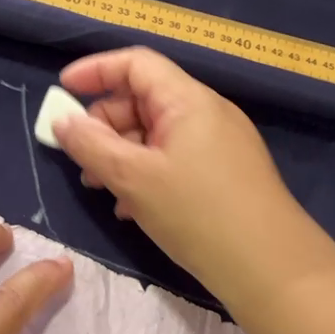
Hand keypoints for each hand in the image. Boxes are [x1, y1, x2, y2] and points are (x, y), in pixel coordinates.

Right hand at [50, 48, 334, 308]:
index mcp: (188, 100)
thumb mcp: (133, 178)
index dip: (95, 70)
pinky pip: (174, 157)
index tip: (62, 90)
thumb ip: (91, 145)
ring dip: (120, 154)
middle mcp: (206, 112)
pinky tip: (130, 208)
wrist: (272, 270)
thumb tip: (62, 120)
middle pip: (143, 98)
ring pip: (156, 133)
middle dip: (104, 124)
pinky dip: (145, 172)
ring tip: (100, 189)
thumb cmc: (198, 214)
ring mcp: (219, 143)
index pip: (136, 63)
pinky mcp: (224, 174)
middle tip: (80, 160)